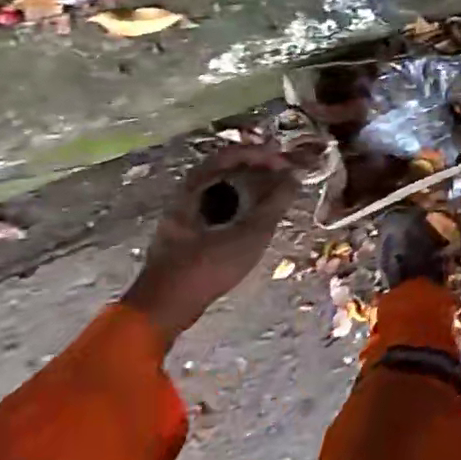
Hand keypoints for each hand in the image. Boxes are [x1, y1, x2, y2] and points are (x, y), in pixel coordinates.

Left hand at [120, 145, 296, 347]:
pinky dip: (241, 200)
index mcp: (194, 190)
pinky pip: (218, 203)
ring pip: (220, 187)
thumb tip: (295, 176)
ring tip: (278, 189)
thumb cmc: (207, 266)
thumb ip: (275, 203)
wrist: (165, 307)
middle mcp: (185, 197)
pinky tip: (257, 213)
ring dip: (250, 183)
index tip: (285, 158)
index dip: (259, 152)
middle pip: (223, 169)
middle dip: (257, 166)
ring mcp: (183, 216)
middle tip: (286, 171)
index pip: (228, 155)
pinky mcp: (187, 233)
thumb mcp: (250, 233)